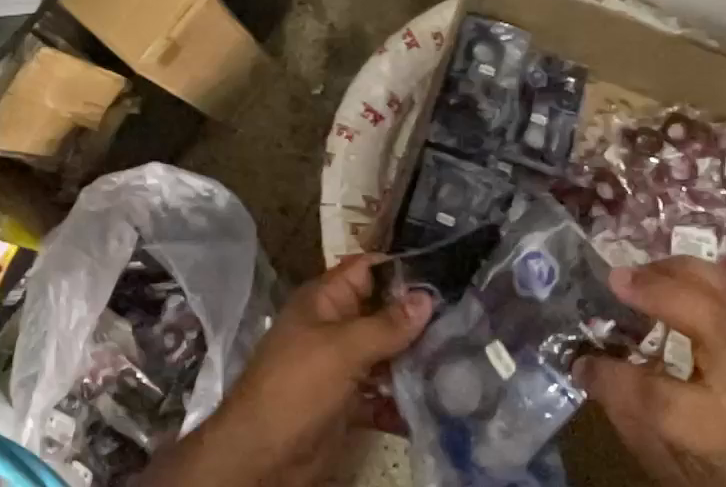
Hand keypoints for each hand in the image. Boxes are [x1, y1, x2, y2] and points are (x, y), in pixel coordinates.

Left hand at [141, 254, 433, 486]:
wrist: (261, 457)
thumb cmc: (297, 387)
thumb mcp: (343, 348)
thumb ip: (386, 324)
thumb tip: (426, 297)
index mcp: (325, 301)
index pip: (367, 269)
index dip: (401, 268)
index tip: (444, 274)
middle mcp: (334, 327)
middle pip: (381, 312)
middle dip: (417, 318)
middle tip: (463, 322)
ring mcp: (340, 367)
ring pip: (385, 354)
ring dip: (415, 360)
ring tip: (460, 361)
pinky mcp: (346, 404)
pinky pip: (381, 395)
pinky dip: (402, 401)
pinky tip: (435, 404)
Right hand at [575, 258, 725, 486]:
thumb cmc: (710, 476)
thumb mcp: (660, 462)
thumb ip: (624, 409)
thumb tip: (585, 362)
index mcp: (719, 431)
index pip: (660, 397)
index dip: (612, 375)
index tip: (581, 362)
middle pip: (711, 321)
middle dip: (659, 292)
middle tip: (616, 279)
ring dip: (680, 270)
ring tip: (641, 271)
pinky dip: (697, 274)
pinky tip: (666, 277)